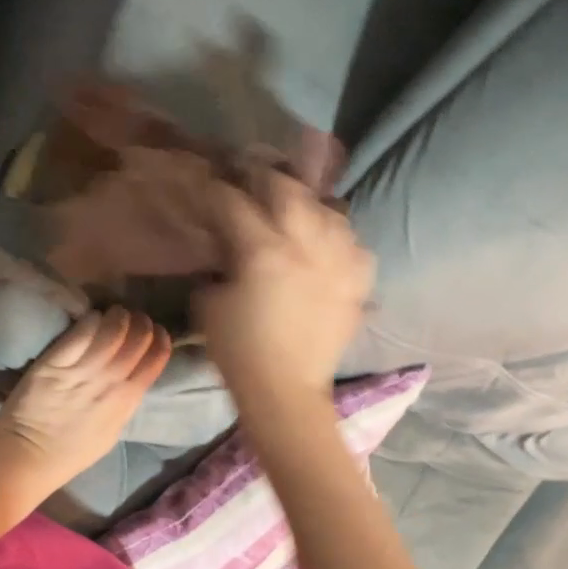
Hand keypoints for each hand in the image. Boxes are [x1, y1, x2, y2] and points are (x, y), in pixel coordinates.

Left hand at [0, 307, 171, 492]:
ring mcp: (81, 372)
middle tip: (135, 317)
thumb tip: (132, 379)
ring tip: (115, 313)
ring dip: (118, 316)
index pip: (155, 359)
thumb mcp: (112, 432)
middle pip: (137, 340)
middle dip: (141, 322)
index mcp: (126, 402)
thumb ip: (124, 404)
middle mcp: (109, 383)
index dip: (159, 339)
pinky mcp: (54, 364)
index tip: (156, 331)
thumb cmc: (71, 452)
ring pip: (111, 331)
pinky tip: (92, 318)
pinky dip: (91, 321)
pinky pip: (79, 334)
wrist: (28, 456)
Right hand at [194, 167, 374, 405]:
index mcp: (262, 251)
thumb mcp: (209, 304)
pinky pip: (355, 244)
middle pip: (288, 190)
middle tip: (254, 179)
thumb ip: (218, 265)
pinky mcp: (358, 283)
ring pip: (328, 211)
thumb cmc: (239, 352)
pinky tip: (328, 243)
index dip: (218, 190)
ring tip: (296, 208)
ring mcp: (337, 262)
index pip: (234, 202)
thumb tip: (226, 246)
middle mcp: (305, 246)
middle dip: (266, 178)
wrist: (286, 390)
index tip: (211, 186)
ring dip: (308, 204)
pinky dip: (341, 237)